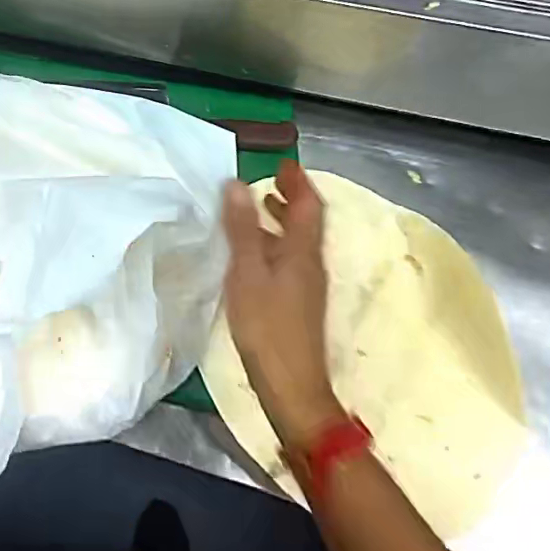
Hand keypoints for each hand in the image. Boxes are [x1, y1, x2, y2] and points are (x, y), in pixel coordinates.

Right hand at [221, 160, 342, 448]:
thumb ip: (242, 230)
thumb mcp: (248, 274)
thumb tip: (238, 184)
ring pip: (299, 241)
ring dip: (284, 219)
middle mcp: (311, 263)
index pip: (309, 205)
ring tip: (261, 206)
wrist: (293, 388)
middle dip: (292, 197)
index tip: (283, 162)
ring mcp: (307, 285)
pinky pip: (290, 258)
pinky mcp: (298, 303)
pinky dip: (276, 242)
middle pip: (308, 221)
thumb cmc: (268, 328)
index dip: (298, 181)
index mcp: (303, 251)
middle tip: (271, 179)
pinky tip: (256, 253)